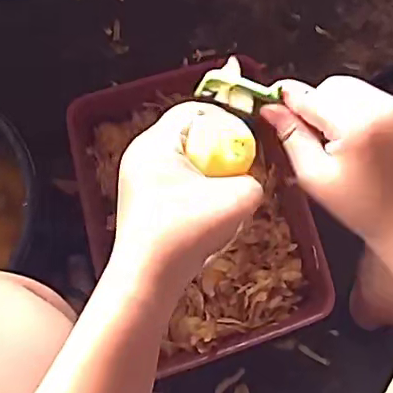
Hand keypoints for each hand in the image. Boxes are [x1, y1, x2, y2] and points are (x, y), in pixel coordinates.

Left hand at [111, 101, 263, 290]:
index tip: (242, 145)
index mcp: (155, 143)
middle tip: (234, 174)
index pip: (194, 109)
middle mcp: (140, 155)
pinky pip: (177, 185)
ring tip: (217, 203)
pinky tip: (202, 220)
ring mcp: (138, 180)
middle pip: (191, 135)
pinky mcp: (143, 202)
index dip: (225, 122)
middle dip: (218, 154)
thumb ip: (254, 181)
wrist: (146, 282)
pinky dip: (196, 197)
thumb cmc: (181, 236)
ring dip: (209, 179)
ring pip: (186, 163)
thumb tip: (250, 181)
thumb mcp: (237, 200)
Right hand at [260, 77, 392, 248]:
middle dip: (317, 104)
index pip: (312, 97)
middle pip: (332, 86)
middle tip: (314, 135)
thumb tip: (271, 111)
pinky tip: (360, 140)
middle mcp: (384, 110)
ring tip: (340, 141)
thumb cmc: (365, 209)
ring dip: (338, 106)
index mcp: (359, 126)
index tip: (274, 101)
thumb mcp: (316, 177)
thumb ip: (292, 137)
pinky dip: (360, 111)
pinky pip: (374, 97)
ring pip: (352, 88)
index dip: (289, 99)